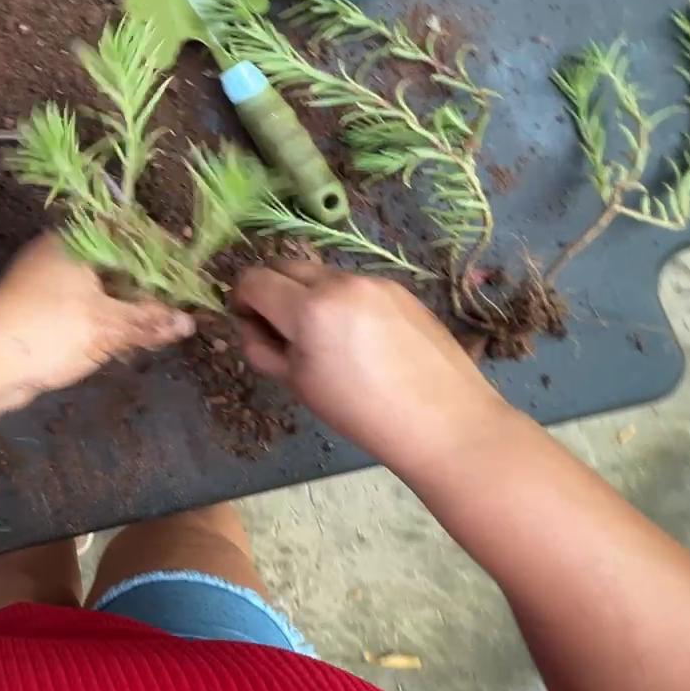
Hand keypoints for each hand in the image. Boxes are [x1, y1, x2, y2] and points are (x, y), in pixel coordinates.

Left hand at [0, 236, 195, 407]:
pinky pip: (81, 307)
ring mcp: (45, 281)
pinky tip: (126, 340)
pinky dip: (104, 320)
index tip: (187, 274)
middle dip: (145, 285)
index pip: (127, 233)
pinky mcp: (38, 309)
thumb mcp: (108, 326)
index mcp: (74, 241)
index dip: (160, 252)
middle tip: (178, 305)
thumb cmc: (48, 330)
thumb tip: (188, 322)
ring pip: (97, 287)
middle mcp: (59, 253)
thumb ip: (149, 320)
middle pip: (113, 261)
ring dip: (126, 306)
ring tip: (159, 326)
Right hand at [233, 260, 514, 468]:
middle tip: (280, 328)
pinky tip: (358, 337)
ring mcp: (371, 281)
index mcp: (308, 308)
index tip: (250, 324)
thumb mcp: (295, 383)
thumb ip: (260, 347)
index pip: (252, 280)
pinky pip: (350, 284)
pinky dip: (338, 300)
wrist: (448, 425)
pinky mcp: (398, 288)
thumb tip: (250, 325)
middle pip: (281, 265)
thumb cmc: (360, 412)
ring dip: (304, 293)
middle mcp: (338, 283)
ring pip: (316, 273)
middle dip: (270, 290)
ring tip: (323, 336)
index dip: (241, 300)